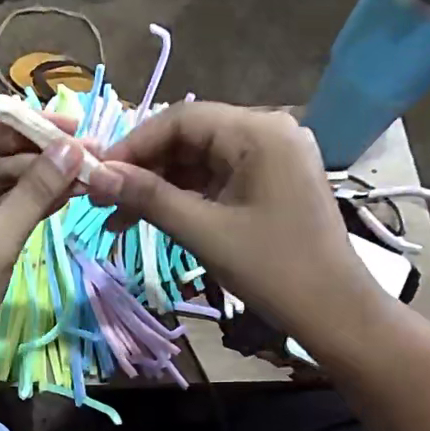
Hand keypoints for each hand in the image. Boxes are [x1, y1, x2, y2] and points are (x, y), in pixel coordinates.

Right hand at [94, 103, 385, 341]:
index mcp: (259, 131)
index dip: (133, 145)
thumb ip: (149, 198)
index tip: (97, 175)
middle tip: (103, 202)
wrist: (334, 311)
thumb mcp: (204, 232)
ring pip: (202, 160)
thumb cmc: (272, 269)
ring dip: (162, 187)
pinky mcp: (273, 182)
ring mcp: (274, 156)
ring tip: (121, 219)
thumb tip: (95, 176)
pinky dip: (188, 197)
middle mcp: (269, 131)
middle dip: (145, 169)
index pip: (181, 119)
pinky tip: (157, 218)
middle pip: (191, 137)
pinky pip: (220, 178)